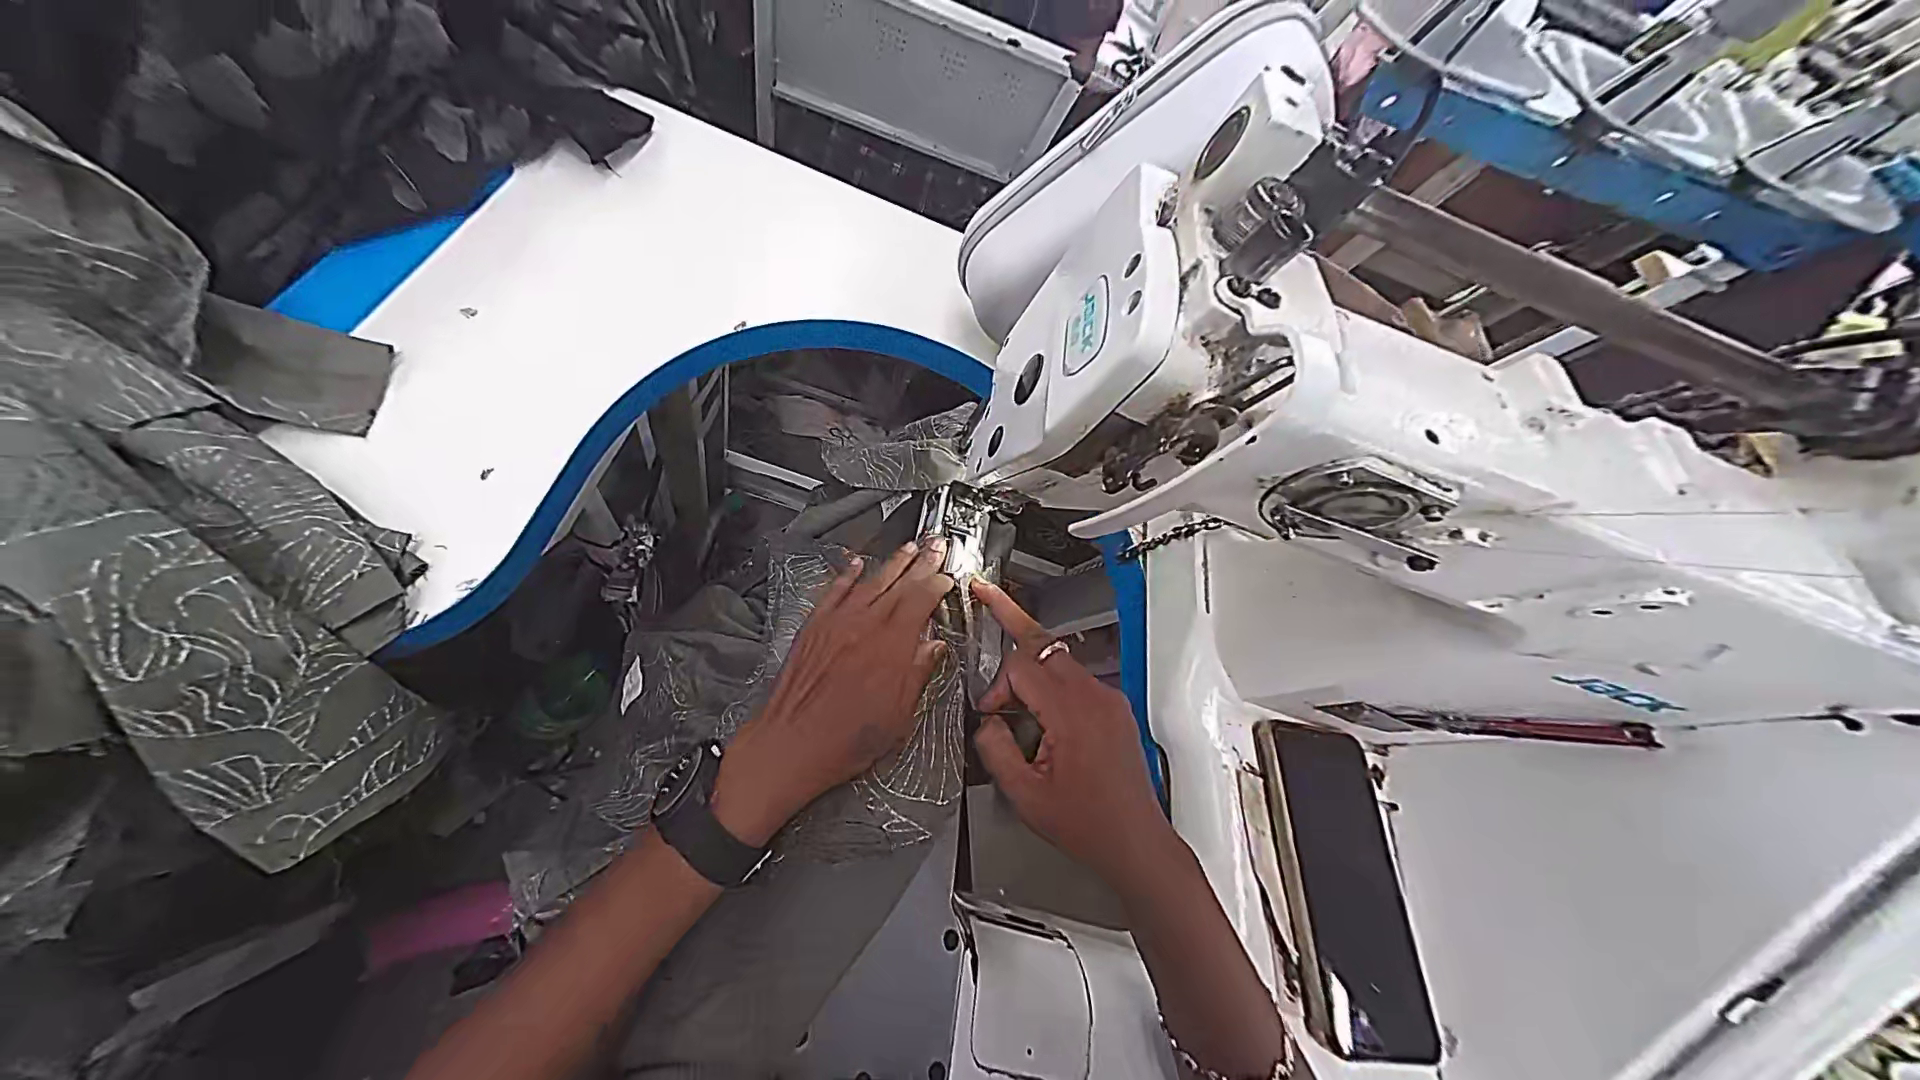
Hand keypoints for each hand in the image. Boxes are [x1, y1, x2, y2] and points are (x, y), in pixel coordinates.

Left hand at [713, 540, 954, 845]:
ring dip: (892, 562)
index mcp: (891, 646)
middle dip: (922, 562)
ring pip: (870, 581)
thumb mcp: (897, 716)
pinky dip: (847, 575)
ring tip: (908, 547)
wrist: (789, 744)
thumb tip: (933, 649)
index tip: (947, 577)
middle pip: (899, 584)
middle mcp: (863, 626)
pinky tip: (856, 565)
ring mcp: (836, 623)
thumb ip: (917, 675)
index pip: (921, 600)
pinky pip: (833, 591)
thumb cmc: (842, 739)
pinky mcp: (813, 628)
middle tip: (936, 545)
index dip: (937, 584)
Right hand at [970, 580, 1180, 892]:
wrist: (1135, 842)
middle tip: (987, 595)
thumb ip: (996, 747)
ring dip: (1030, 669)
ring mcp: (1109, 701)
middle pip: (1044, 645)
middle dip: (1011, 624)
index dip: (997, 685)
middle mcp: (1095, 697)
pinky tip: (1039, 715)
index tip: (989, 711)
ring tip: (1009, 683)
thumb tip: (988, 721)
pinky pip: (1075, 681)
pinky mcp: (1114, 710)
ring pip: (1059, 660)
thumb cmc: (1089, 824)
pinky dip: (1050, 686)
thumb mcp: (1024, 794)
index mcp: (1073, 713)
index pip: (1023, 665)